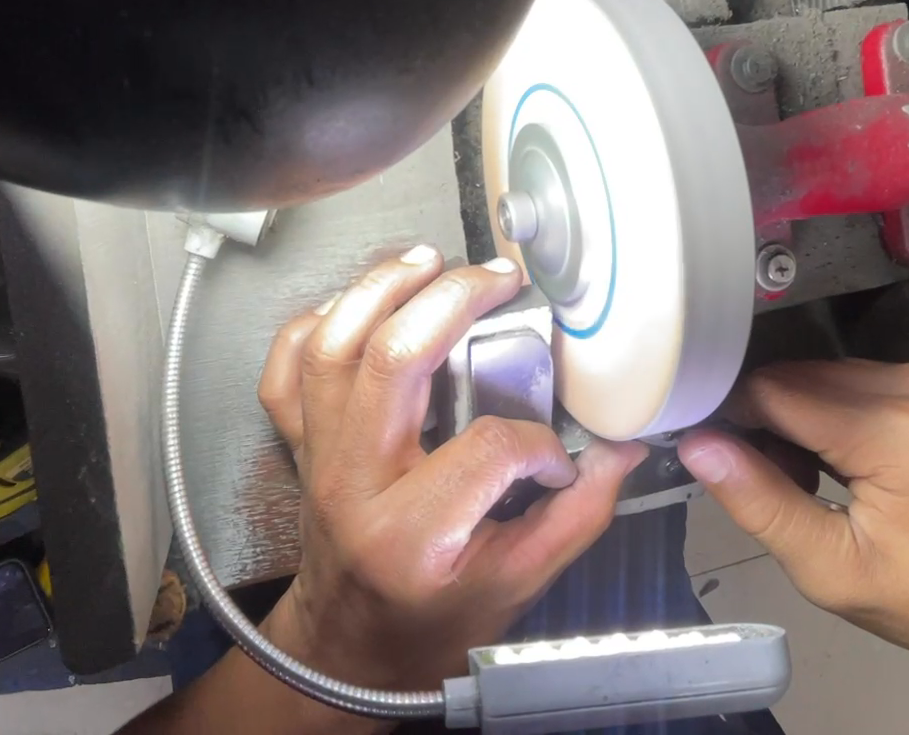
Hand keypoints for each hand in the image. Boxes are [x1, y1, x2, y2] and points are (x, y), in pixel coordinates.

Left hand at [257, 246, 646, 693]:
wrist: (348, 647)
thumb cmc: (430, 622)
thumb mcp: (515, 587)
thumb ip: (575, 518)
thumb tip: (623, 450)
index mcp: (412, 533)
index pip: (486, 448)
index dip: (537, 440)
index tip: (558, 451)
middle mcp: (353, 481)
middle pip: (393, 361)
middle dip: (451, 301)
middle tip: (497, 277)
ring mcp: (316, 455)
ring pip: (331, 347)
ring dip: (379, 289)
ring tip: (427, 260)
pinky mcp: (299, 442)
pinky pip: (286, 367)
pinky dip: (315, 322)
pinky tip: (359, 303)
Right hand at [678, 361, 908, 725]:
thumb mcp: (830, 571)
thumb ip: (759, 502)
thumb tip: (696, 444)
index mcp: (894, 432)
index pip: (769, 391)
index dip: (729, 419)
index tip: (715, 458)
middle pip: (790, 378)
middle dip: (760, 422)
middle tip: (768, 482)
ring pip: (811, 375)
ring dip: (788, 417)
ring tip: (802, 479)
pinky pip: (843, 379)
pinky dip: (819, 412)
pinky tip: (831, 460)